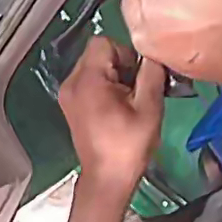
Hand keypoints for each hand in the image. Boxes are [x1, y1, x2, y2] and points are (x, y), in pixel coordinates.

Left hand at [58, 36, 165, 199]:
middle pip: (97, 52)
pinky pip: (88, 81)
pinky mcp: (70, 104)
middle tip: (136, 89)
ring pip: (93, 66)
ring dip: (113, 75)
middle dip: (120, 64)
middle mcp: (71, 83)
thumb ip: (152, 72)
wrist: (107, 179)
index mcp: (87, 81)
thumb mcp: (149, 107)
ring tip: (128, 100)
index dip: (125, 53)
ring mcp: (68, 94)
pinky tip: (117, 107)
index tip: (137, 76)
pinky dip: (104, 86)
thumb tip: (153, 52)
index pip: (103, 42)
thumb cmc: (129, 145)